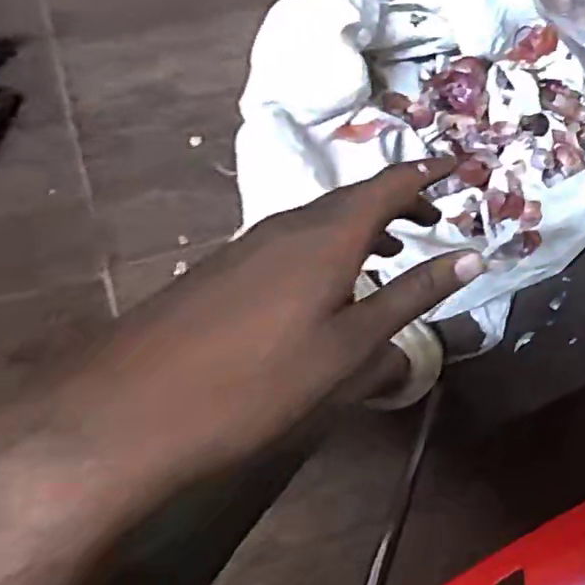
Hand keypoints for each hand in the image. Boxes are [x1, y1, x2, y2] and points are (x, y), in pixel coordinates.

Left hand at [28, 158, 481, 508]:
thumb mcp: (350, 344)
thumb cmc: (254, 381)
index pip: (393, 182)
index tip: (461, 164)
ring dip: (367, 226)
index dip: (430, 170)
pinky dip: (332, 244)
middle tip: (436, 219)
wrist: (111, 420)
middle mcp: (291, 225)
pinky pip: (295, 238)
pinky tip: (328, 286)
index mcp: (330, 234)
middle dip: (403, 202)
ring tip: (392, 253)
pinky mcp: (222, 270)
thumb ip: (414, 294)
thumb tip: (474, 257)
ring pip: (324, 218)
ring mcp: (250, 245)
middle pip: (359, 196)